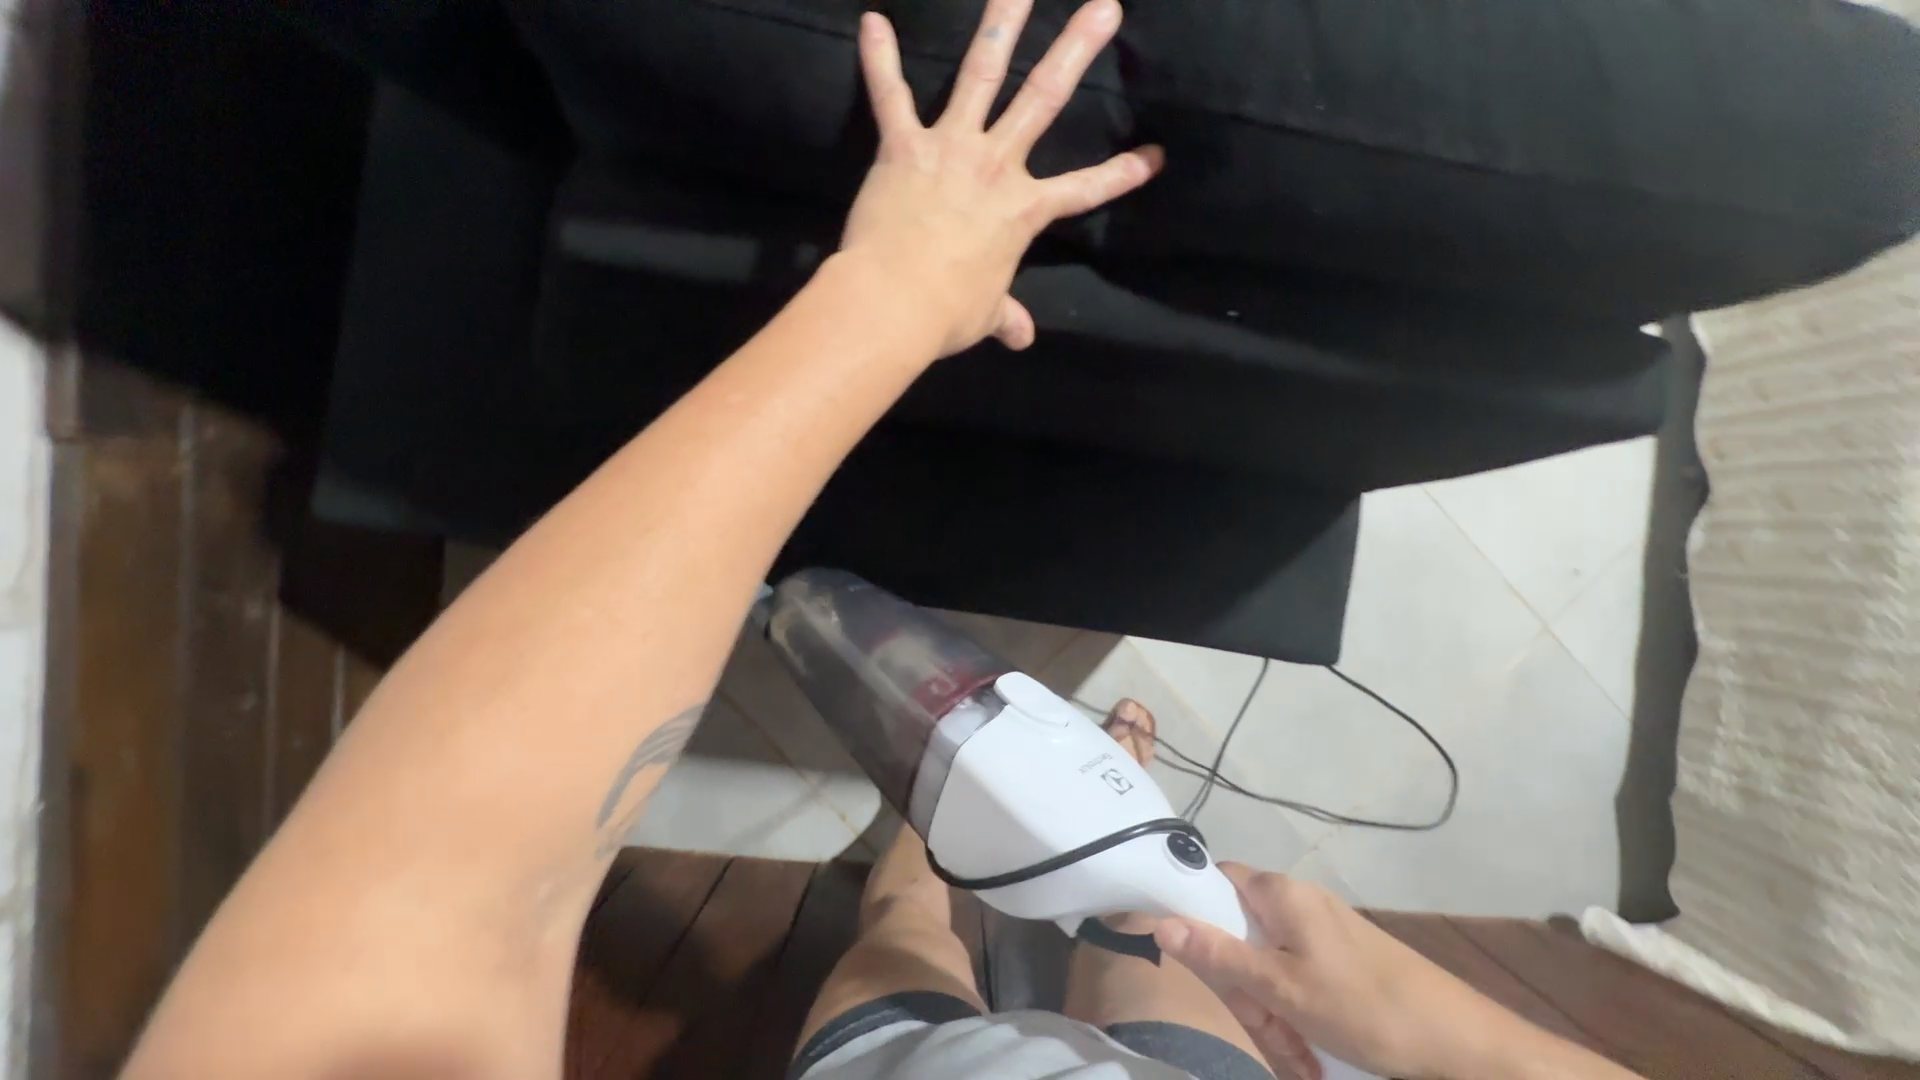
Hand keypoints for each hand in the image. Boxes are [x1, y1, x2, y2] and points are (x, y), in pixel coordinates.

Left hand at [842, 0, 1162, 357]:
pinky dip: (879, 59)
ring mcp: (951, 147)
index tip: (1154, 157)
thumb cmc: (946, 313)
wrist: (895, 302)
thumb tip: (1020, 339)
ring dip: (1001, 22)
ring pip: (981, 72)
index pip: (1085, 190)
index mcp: (1024, 210)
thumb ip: (1006, 318)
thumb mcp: (984, 314)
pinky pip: (890, 94)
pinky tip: (873, 21)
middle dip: (1077, 49)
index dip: (1122, 175)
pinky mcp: (903, 145)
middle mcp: (996, 165)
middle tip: (1105, 7)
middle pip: (1045, 97)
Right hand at [1155, 864, 1516, 1079]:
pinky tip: (1316, 1056)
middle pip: (1241, 935)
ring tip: (1302, 1059)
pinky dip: (1300, 1018)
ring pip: (1270, 968)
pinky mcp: (1345, 963)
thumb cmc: (1368, 1009)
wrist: (1469, 1050)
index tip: (1206, 967)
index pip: (1216, 881)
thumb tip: (1159, 921)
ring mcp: (1325, 934)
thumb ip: (1220, 956)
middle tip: (1270, 1031)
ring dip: (1274, 1016)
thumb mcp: (1283, 990)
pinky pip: (1300, 983)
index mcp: (1281, 894)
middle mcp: (1300, 904)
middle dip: (1247, 991)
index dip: (1198, 917)